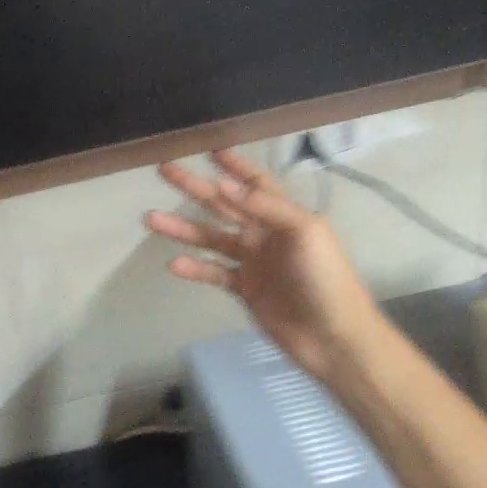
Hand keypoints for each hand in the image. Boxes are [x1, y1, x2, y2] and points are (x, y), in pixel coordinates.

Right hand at [145, 149, 381, 379]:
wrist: (335, 338)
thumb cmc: (326, 279)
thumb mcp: (304, 232)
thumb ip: (264, 206)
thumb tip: (221, 182)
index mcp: (285, 216)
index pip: (256, 183)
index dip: (235, 166)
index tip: (210, 149)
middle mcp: (266, 233)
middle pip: (224, 205)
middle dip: (195, 188)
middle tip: (166, 171)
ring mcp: (254, 262)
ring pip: (211, 238)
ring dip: (183, 228)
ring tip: (151, 218)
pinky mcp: (245, 289)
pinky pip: (214, 272)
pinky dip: (195, 268)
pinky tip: (174, 264)